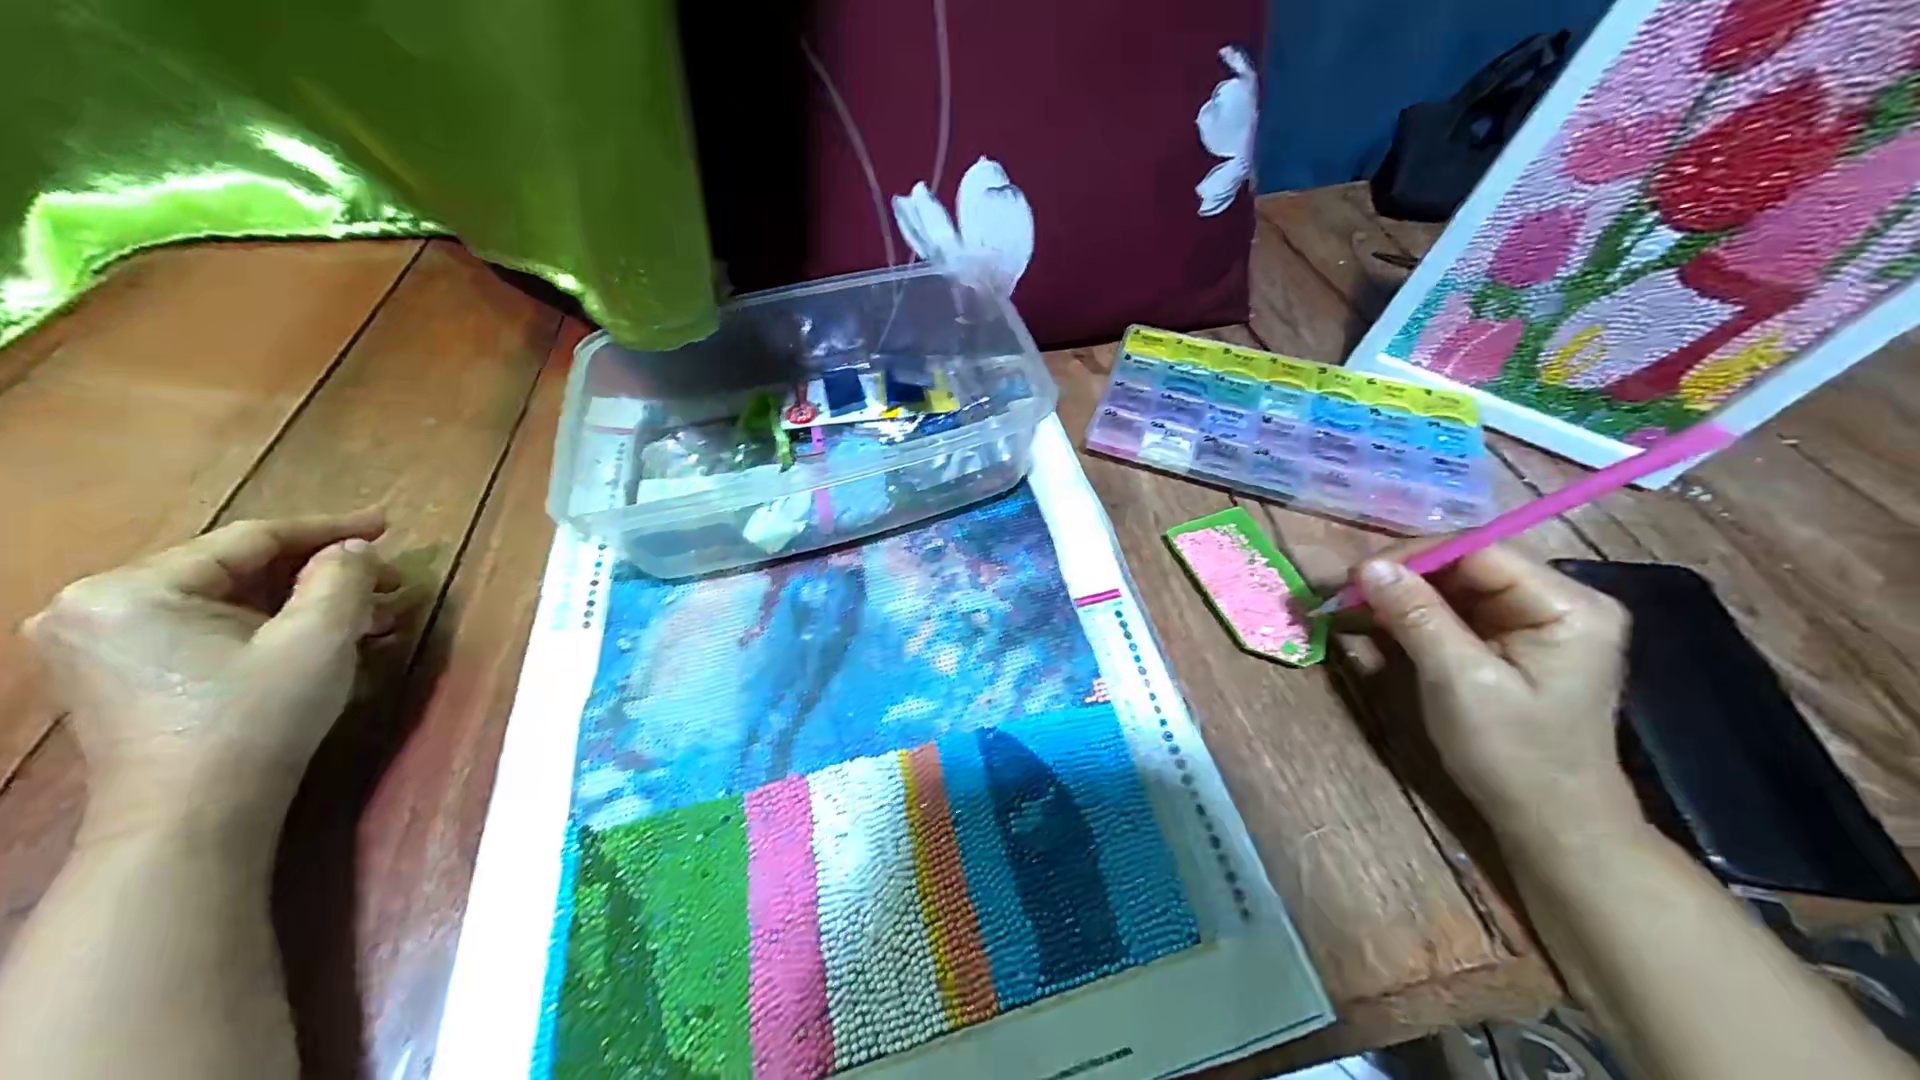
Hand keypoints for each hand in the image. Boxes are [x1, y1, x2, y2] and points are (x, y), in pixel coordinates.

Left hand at [23, 512, 396, 843]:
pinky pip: (208, 628)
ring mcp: (101, 643)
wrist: (194, 819)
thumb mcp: (317, 639)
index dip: (329, 530)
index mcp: (131, 589)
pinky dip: (270, 626)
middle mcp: (98, 606)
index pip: (250, 539)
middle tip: (389, 580)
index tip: (388, 525)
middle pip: (238, 570)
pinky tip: (325, 637)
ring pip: (228, 601)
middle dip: (322, 574)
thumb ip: (341, 579)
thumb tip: (355, 550)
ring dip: (305, 603)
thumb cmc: (255, 720)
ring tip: (372, 614)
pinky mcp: (119, 673)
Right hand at [1350, 544, 1637, 844]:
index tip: (1356, 575)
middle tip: (1344, 591)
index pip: (1479, 551)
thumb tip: (1367, 566)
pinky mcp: (1508, 639)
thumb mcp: (1458, 680)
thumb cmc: (1512, 753)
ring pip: (1452, 585)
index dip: (1413, 556)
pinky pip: (1452, 610)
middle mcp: (1556, 600)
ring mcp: (1532, 620)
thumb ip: (1416, 616)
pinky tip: (1372, 621)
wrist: (1550, 821)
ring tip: (1348, 605)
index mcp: (1566, 605)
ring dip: (1398, 594)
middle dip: (1401, 575)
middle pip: (1464, 564)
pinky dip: (1410, 614)